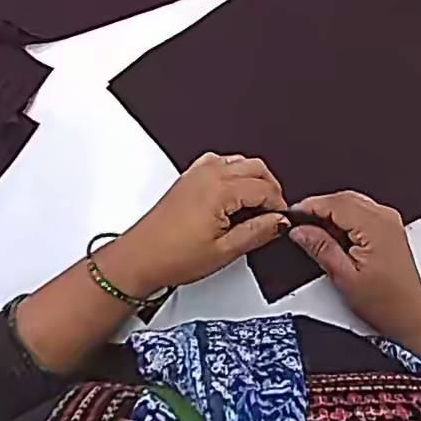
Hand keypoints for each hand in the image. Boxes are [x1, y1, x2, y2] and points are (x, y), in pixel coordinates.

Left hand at [97, 153, 287, 294]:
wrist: (138, 259)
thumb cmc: (171, 256)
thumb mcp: (224, 251)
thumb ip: (258, 232)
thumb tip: (280, 222)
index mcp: (220, 189)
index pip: (265, 188)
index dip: (279, 205)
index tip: (281, 220)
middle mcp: (209, 174)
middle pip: (257, 168)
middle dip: (271, 188)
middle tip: (274, 213)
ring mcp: (198, 172)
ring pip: (241, 161)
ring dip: (254, 178)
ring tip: (257, 204)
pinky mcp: (189, 176)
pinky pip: (221, 162)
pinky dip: (235, 171)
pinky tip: (234, 191)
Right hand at [289, 191, 420, 389]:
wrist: (410, 314)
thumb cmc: (385, 302)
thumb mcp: (344, 277)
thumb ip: (321, 248)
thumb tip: (300, 230)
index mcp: (375, 225)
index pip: (335, 203)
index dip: (310, 206)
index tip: (292, 214)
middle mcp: (385, 217)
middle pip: (343, 198)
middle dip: (319, 207)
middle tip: (298, 223)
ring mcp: (389, 220)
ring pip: (352, 201)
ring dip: (331, 211)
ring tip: (312, 230)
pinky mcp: (389, 226)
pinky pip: (361, 210)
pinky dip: (344, 216)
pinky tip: (333, 232)